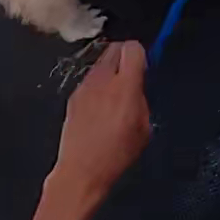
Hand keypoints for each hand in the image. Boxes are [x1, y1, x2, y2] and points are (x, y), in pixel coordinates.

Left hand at [44, 41, 151, 215]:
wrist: (81, 170)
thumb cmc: (116, 155)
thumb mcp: (144, 130)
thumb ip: (142, 101)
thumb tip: (138, 89)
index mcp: (125, 88)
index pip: (133, 49)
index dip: (142, 54)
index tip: (145, 65)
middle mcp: (103, 82)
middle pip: (115, 48)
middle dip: (125, 56)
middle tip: (132, 74)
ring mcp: (85, 87)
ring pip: (100, 63)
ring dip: (111, 70)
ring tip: (116, 94)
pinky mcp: (73, 96)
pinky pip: (89, 80)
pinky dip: (98, 85)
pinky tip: (100, 107)